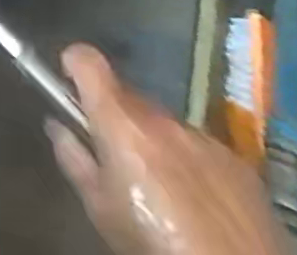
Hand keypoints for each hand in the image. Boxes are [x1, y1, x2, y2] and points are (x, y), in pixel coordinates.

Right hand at [48, 44, 291, 254]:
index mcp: (121, 122)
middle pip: (126, 97)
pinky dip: (187, 162)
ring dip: (152, 141)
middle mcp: (162, 119)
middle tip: (113, 157)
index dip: (73, 66)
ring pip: (162, 123)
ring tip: (159, 187)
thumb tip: (58, 127)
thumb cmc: (153, 242)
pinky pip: (198, 146)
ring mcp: (204, 138)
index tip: (69, 87)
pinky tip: (195, 201)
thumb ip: (74, 159)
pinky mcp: (238, 163)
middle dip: (114, 117)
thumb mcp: (99, 207)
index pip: (87, 60)